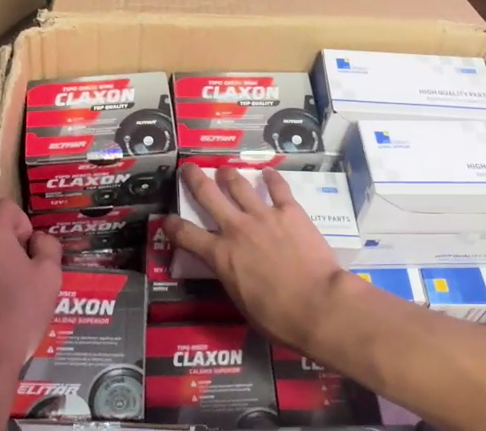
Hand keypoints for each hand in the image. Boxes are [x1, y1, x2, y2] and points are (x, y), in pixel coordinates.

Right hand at [163, 166, 347, 349]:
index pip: (186, 235)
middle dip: (194, 179)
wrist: (318, 305)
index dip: (173, 225)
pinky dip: (272, 178)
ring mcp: (263, 215)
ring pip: (239, 185)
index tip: (167, 219)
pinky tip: (268, 173)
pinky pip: (278, 187)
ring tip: (225, 169)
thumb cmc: (278, 317)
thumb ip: (232, 278)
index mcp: (221, 256)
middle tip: (189, 167)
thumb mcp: (242, 303)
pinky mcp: (289, 210)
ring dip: (229, 175)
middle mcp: (236, 228)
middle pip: (208, 195)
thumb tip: (231, 270)